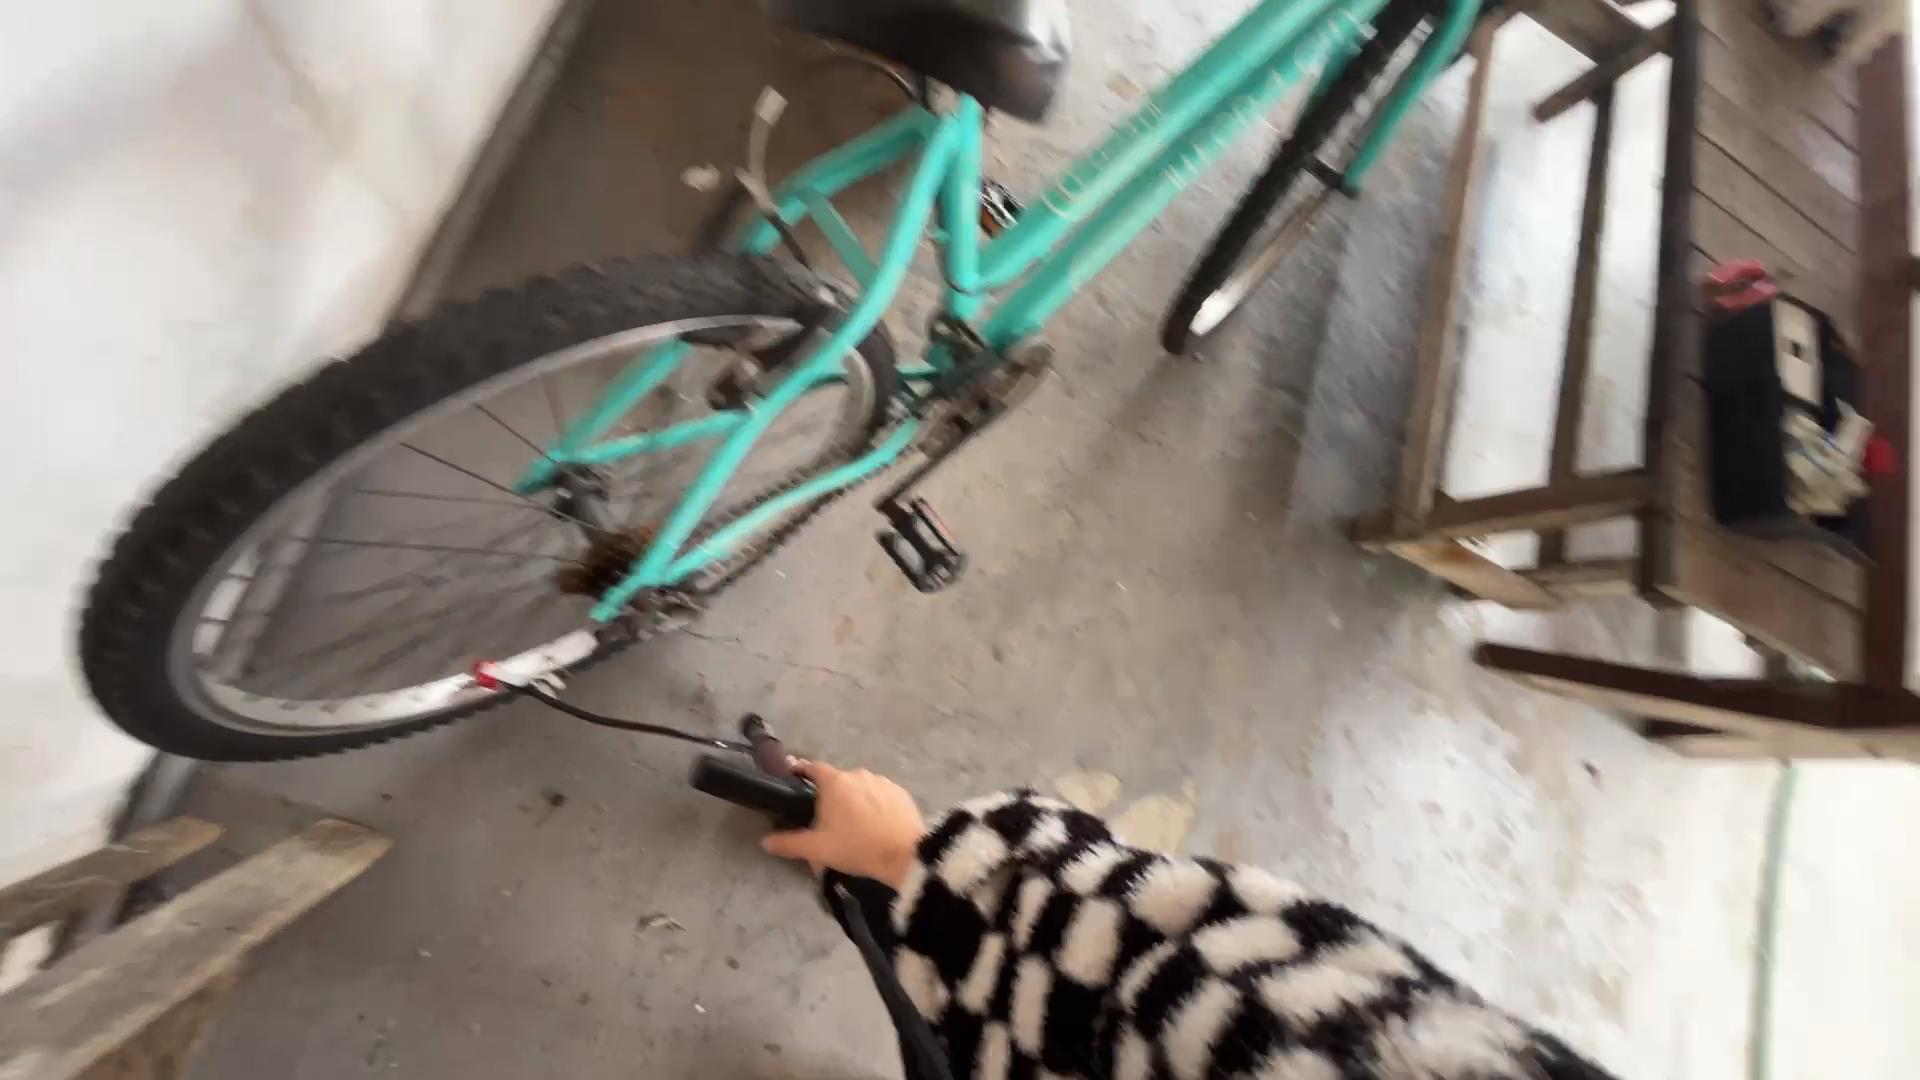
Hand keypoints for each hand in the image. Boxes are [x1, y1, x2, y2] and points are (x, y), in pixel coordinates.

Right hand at [761, 760, 925, 888]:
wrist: (903, 853)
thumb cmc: (857, 847)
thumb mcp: (818, 849)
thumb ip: (789, 843)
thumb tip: (765, 841)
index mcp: (836, 782)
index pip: (813, 767)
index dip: (801, 770)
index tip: (792, 775)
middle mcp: (858, 774)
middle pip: (837, 780)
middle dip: (828, 794)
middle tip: (823, 817)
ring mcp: (882, 781)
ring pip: (859, 787)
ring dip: (852, 799)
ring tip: (850, 824)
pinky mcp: (899, 792)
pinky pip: (879, 794)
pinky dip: (872, 804)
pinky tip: (872, 823)